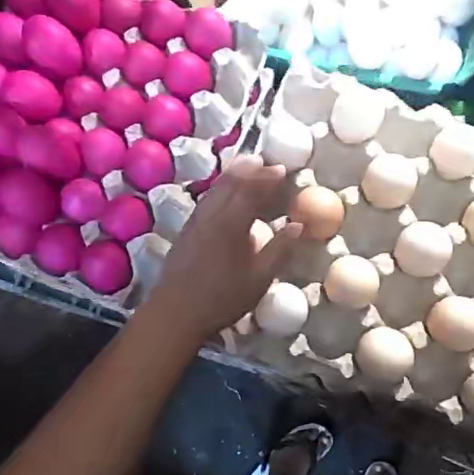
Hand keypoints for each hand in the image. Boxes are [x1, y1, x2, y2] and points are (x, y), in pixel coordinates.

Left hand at [142, 156, 302, 339]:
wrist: (176, 312)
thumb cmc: (222, 298)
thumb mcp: (259, 278)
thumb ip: (279, 249)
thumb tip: (298, 225)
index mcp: (232, 223)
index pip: (252, 190)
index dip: (267, 178)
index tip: (282, 169)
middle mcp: (211, 216)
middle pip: (230, 184)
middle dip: (249, 170)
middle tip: (264, 162)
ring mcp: (195, 222)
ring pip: (215, 190)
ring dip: (232, 176)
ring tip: (245, 169)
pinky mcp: (186, 232)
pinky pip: (206, 201)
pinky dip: (219, 190)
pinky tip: (223, 197)